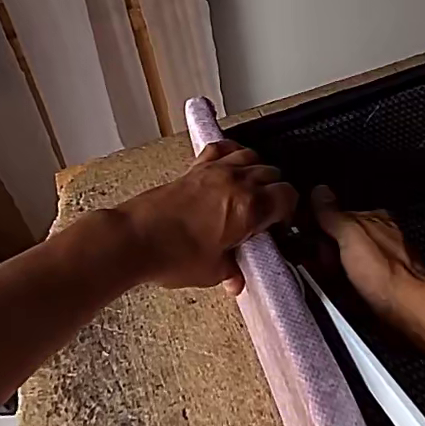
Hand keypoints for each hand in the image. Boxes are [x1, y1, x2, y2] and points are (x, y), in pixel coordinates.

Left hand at [118, 141, 295, 294]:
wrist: (135, 239)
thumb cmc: (172, 254)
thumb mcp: (213, 271)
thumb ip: (232, 270)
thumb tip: (237, 277)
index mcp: (249, 207)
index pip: (287, 195)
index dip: (289, 210)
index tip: (281, 223)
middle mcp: (236, 182)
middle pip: (272, 173)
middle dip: (275, 192)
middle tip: (267, 212)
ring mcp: (215, 170)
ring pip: (251, 156)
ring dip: (258, 170)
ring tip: (253, 189)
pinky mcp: (195, 168)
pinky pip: (222, 148)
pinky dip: (232, 152)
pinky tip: (232, 163)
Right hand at [309, 185, 424, 323]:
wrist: (409, 313)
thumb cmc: (386, 274)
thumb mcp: (351, 236)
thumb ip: (333, 214)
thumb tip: (319, 192)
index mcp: (374, 220)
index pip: (336, 216)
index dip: (318, 229)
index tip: (309, 243)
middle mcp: (380, 240)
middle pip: (339, 243)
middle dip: (325, 257)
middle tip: (324, 267)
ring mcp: (380, 266)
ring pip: (344, 267)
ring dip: (332, 277)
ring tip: (331, 285)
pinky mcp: (379, 290)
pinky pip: (352, 288)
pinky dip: (343, 293)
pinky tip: (342, 299)